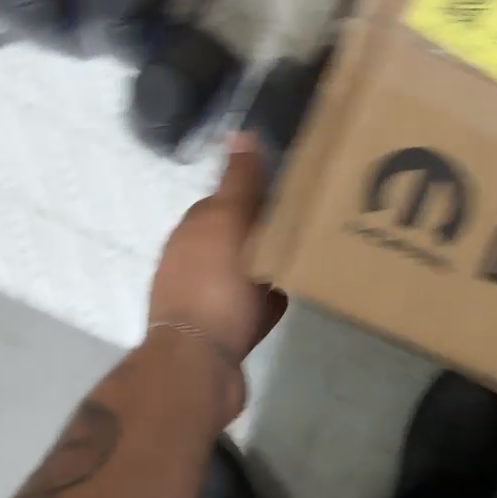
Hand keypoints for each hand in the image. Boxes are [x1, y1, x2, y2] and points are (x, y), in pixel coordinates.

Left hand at [149, 133, 287, 419]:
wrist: (199, 364)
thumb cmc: (214, 287)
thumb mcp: (229, 223)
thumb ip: (238, 183)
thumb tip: (240, 133)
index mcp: (192, 233)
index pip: (223, 200)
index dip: (253, 194)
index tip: (289, 191)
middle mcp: (191, 263)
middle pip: (234, 237)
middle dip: (263, 231)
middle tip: (304, 226)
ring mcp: (205, 300)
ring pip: (243, 273)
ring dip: (266, 266)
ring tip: (302, 260)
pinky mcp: (221, 332)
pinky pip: (249, 307)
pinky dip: (265, 301)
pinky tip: (287, 297)